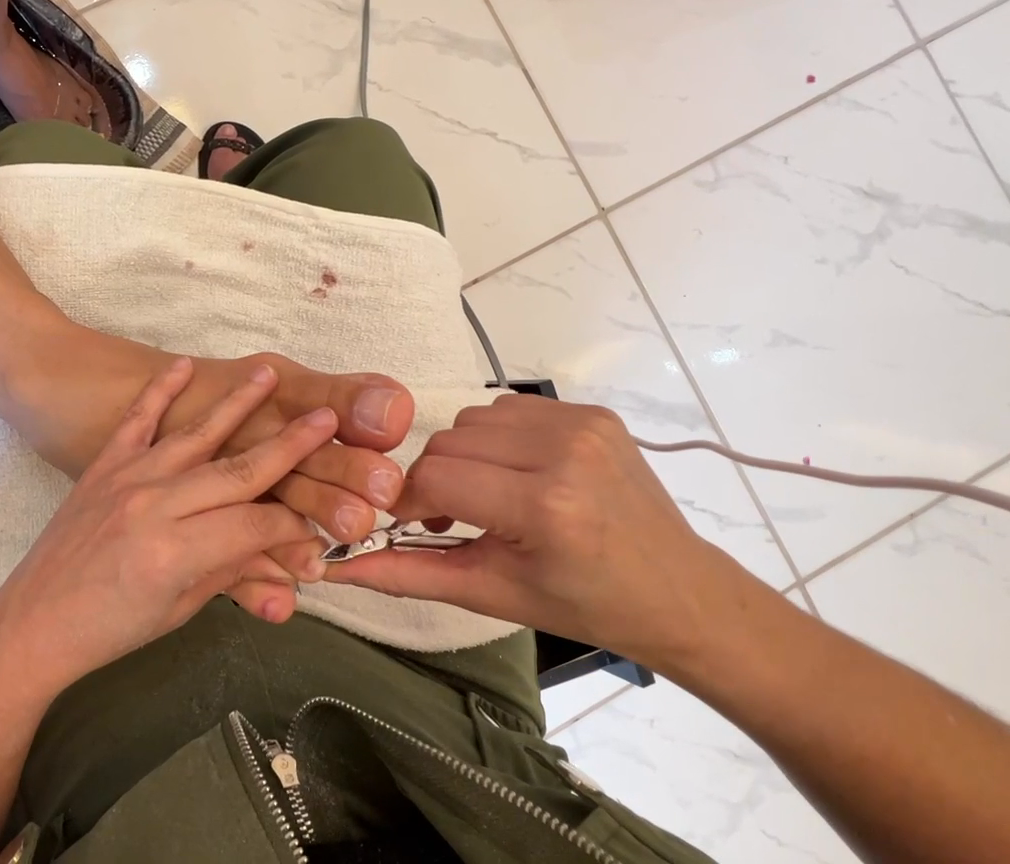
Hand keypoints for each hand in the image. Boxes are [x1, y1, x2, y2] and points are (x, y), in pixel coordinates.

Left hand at [0, 357, 333, 696]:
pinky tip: (184, 364)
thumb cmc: (111, 628)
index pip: (256, 526)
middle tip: (327, 422)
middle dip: (288, 447)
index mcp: (176, 552)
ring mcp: (126, 479)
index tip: (323, 522)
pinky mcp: (102, 467)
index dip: (294, 525)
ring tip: (270, 374)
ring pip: (194, 436)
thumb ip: (230, 573)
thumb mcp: (178, 609)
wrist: (35, 619)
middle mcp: (155, 506)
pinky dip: (160, 391)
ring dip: (236, 404)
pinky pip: (136, 421)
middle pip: (237, 471)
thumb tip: (285, 554)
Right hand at [324, 393, 748, 665]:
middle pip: (446, 444)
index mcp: (544, 507)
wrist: (682, 594)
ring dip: (461, 456)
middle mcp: (564, 453)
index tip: (407, 525)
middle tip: (447, 518)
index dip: (406, 501)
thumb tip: (333, 566)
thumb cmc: (584, 604)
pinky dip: (493, 439)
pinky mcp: (592, 413)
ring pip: (469, 422)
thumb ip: (405, 573)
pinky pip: (505, 410)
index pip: (434, 479)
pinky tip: (513, 473)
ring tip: (483, 495)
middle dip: (433, 480)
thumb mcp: (490, 594)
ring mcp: (582, 425)